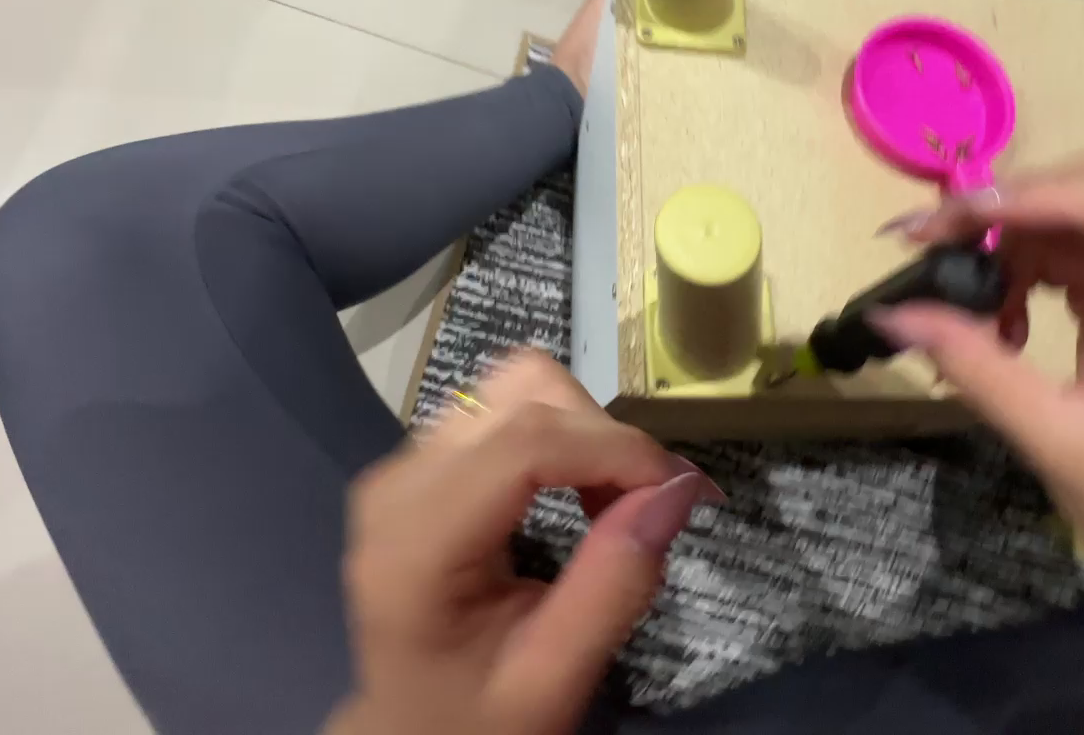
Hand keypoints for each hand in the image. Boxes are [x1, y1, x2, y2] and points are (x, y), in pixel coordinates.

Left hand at [327, 353, 722, 734]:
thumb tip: (680, 487)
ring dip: (583, 427)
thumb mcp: (553, 680)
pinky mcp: (426, 455)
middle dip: (602, 435)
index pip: (526, 443)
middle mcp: (402, 477)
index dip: (615, 448)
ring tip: (608, 497)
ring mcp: (408, 458)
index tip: (681, 487)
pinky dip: (562, 431)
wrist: (409, 732)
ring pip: (520, 383)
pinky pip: (509, 405)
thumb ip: (615, 584)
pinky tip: (575, 487)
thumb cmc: (475, 720)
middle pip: (524, 393)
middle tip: (644, 505)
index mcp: (417, 539)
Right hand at [870, 171, 1083, 623]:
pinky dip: (1032, 262)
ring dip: (1022, 231)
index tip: (969, 210)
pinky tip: (999, 299)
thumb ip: (975, 367)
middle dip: (1029, 204)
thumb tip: (889, 312)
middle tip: (941, 225)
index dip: (1060, 197)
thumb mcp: (1059, 444)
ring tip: (956, 261)